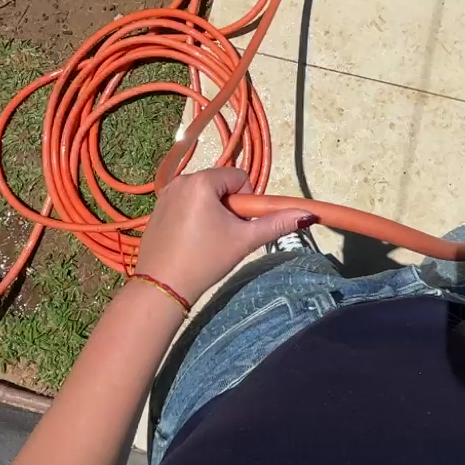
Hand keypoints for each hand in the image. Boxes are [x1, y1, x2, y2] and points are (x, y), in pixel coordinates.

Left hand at [133, 169, 312, 304]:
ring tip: (208, 238)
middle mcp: (180, 179)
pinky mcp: (157, 207)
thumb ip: (276, 224)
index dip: (246, 200)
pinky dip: (194, 214)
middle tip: (224, 234)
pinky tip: (191, 240)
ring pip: (203, 193)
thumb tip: (307, 215)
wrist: (161, 287)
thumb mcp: (244, 240)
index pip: (238, 177)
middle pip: (220, 183)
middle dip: (228, 205)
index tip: (239, 224)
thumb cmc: (205, 260)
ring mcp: (166, 193)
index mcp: (201, 181)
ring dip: (212, 209)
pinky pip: (186, 201)